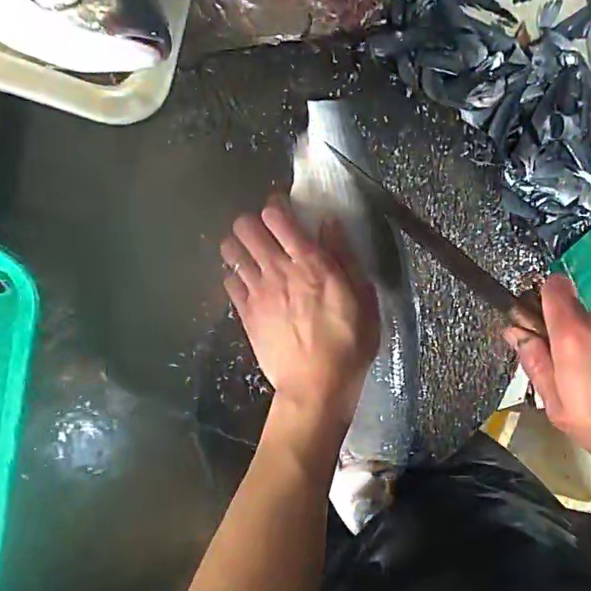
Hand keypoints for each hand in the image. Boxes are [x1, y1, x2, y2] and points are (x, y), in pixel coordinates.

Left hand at [222, 197, 378, 417]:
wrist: (316, 385)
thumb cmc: (350, 341)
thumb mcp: (362, 296)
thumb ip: (344, 257)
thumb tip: (329, 224)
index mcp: (309, 262)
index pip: (277, 216)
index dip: (277, 206)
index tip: (285, 210)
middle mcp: (277, 270)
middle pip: (245, 226)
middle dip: (253, 222)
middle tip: (268, 233)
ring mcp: (257, 291)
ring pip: (231, 250)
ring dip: (240, 245)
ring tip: (254, 255)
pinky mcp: (245, 313)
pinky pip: (228, 280)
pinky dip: (235, 275)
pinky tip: (249, 283)